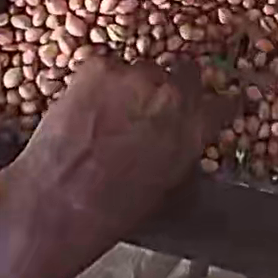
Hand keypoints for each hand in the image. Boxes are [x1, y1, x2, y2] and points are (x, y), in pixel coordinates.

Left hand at [14, 53, 237, 241]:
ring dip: (131, 86)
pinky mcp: (99, 65)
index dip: (214, 104)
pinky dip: (98, 82)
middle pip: (183, 73)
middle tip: (148, 105)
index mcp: (193, 129)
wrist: (55, 203)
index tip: (210, 104)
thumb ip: (181, 148)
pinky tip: (85, 107)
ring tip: (107, 113)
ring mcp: (134, 75)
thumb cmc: (110, 211)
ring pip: (141, 70)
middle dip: (171, 87)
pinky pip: (106, 67)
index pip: (221, 103)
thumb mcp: (164, 185)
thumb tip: (180, 134)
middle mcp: (171, 95)